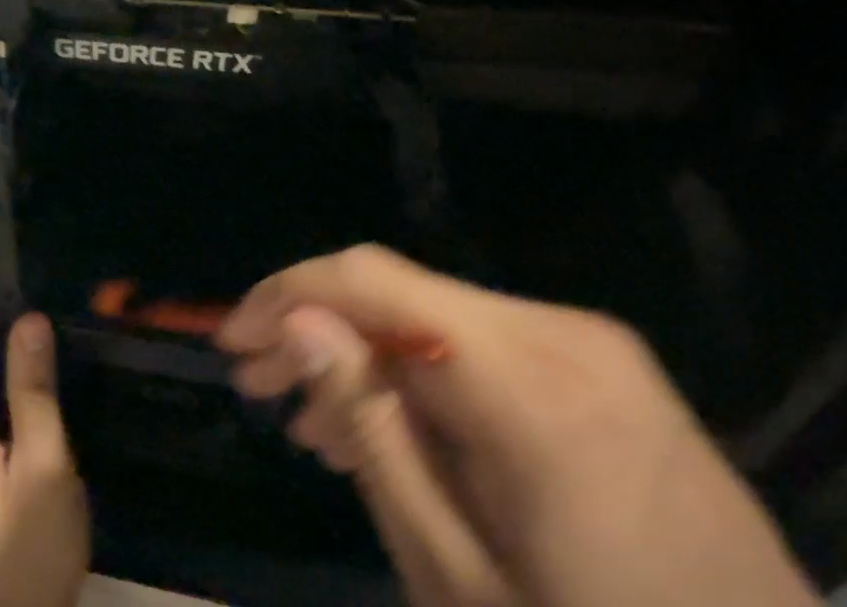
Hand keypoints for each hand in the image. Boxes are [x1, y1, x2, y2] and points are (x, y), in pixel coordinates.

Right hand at [217, 245, 821, 606]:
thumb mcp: (451, 566)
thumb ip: (371, 426)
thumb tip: (300, 322)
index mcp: (525, 377)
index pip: (370, 280)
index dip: (285, 296)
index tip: (230, 345)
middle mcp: (562, 334)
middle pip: (401, 294)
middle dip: (318, 332)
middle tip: (259, 391)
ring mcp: (599, 354)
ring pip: (441, 321)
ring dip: (368, 360)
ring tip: (318, 432)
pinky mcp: (616, 380)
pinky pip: (490, 350)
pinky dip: (427, 381)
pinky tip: (397, 435)